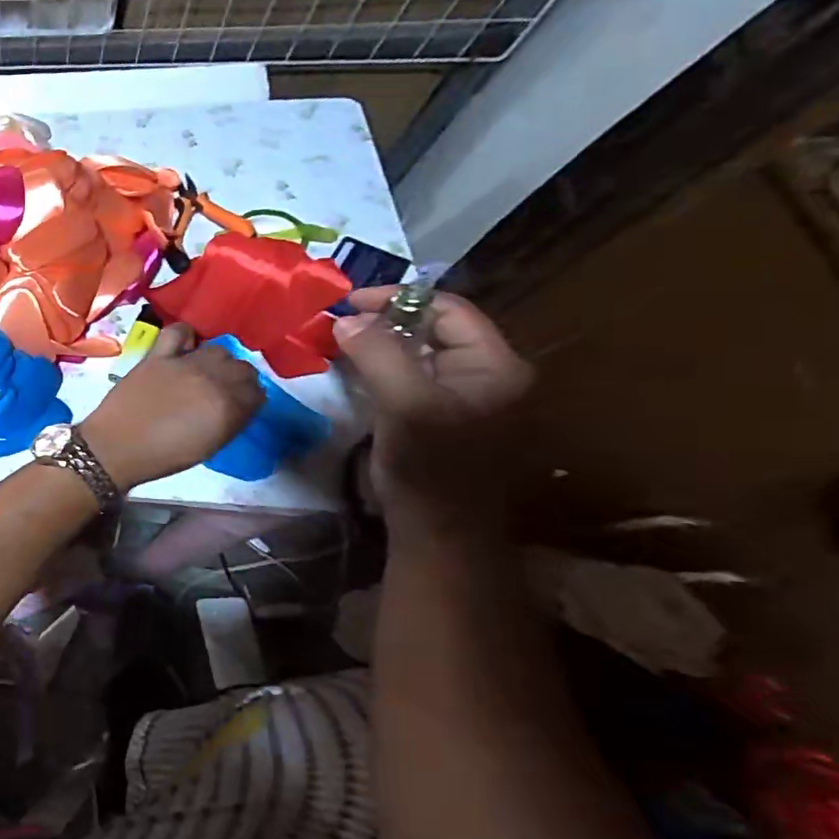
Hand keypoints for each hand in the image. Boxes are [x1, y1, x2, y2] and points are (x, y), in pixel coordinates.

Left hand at [81, 323, 263, 489]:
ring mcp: (184, 363)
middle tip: (227, 390)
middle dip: (240, 379)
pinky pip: (179, 332)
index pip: (257, 392)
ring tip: (207, 371)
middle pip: (242, 367)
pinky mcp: (159, 355)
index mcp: (228, 407)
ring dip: (218, 360)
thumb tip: (241, 407)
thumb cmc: (163, 456)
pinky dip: (186, 337)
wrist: (116, 447)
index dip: (252, 399)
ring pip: (218, 349)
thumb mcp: (209, 447)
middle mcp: (212, 380)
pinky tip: (185, 348)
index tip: (244, 405)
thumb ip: (231, 423)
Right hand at [331, 289, 532, 521]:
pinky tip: (358, 372)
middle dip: (386, 321)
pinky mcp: (446, 419)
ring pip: (422, 354)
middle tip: (342, 323)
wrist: (439, 538)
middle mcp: (489, 375)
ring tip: (343, 343)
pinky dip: (386, 369)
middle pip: (435, 329)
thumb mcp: (405, 405)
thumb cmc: (430, 470)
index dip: (398, 299)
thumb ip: (378, 354)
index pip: (448, 309)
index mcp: (496, 365)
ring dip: (382, 345)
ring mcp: (468, 399)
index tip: (350, 303)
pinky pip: (415, 379)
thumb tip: (346, 320)